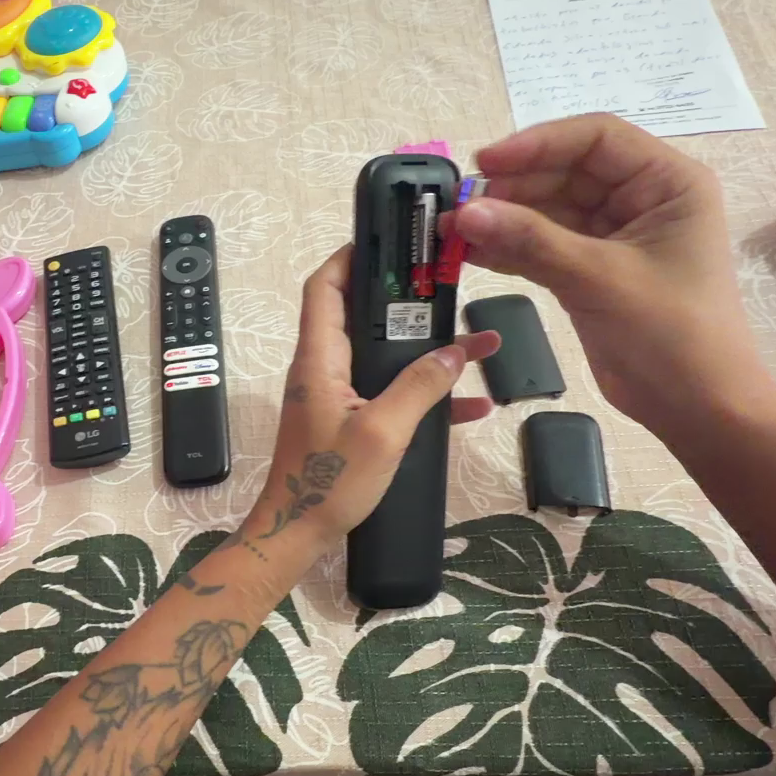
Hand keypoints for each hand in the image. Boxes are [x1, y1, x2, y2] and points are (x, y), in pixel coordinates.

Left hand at [248, 247, 498, 553]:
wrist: (299, 533)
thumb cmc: (329, 482)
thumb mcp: (382, 432)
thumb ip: (420, 387)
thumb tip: (455, 352)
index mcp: (319, 361)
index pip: (323, 288)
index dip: (349, 256)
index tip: (390, 242)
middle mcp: (323, 370)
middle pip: (358, 315)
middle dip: (403, 300)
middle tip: (447, 287)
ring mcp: (335, 396)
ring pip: (382, 357)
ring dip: (425, 350)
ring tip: (477, 342)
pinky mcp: (347, 421)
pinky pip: (388, 394)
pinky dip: (422, 393)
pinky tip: (469, 402)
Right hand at [450, 113, 771, 434]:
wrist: (693, 403)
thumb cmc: (670, 331)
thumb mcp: (599, 277)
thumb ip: (531, 241)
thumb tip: (465, 213)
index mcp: (665, 183)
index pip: (595, 140)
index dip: (537, 145)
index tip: (484, 163)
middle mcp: (639, 202)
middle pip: (564, 176)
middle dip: (510, 189)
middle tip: (456, 207)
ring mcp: (610, 239)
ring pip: (547, 214)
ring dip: (501, 221)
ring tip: (451, 232)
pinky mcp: (587, 273)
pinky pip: (540, 249)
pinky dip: (507, 251)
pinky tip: (469, 255)